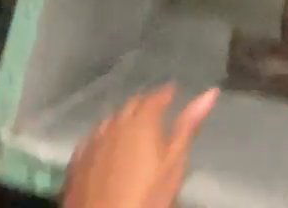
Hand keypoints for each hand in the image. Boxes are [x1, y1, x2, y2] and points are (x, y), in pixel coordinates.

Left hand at [63, 85, 219, 207]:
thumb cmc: (147, 196)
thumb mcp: (174, 163)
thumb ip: (189, 125)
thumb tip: (210, 92)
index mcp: (142, 120)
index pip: (157, 96)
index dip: (166, 93)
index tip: (174, 93)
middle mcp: (116, 122)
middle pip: (132, 104)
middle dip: (145, 105)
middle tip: (157, 114)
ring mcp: (93, 140)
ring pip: (111, 120)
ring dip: (123, 120)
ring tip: (134, 132)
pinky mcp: (77, 161)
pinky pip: (92, 139)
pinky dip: (104, 138)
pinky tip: (107, 149)